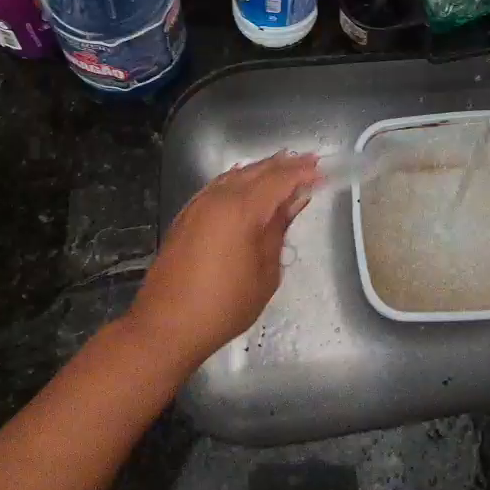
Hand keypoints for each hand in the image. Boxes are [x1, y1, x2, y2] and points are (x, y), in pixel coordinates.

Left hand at [125, 152, 322, 368]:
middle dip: (284, 165)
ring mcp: (198, 205)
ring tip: (284, 167)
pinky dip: (239, 179)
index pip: (279, 180)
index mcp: (241, 209)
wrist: (166, 327)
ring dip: (261, 169)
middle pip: (256, 171)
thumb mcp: (265, 273)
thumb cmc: (224, 305)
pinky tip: (247, 184)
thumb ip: (278, 231)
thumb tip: (292, 202)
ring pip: (235, 175)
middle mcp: (218, 198)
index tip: (322, 172)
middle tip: (309, 162)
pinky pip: (218, 186)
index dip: (302, 173)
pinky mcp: (186, 217)